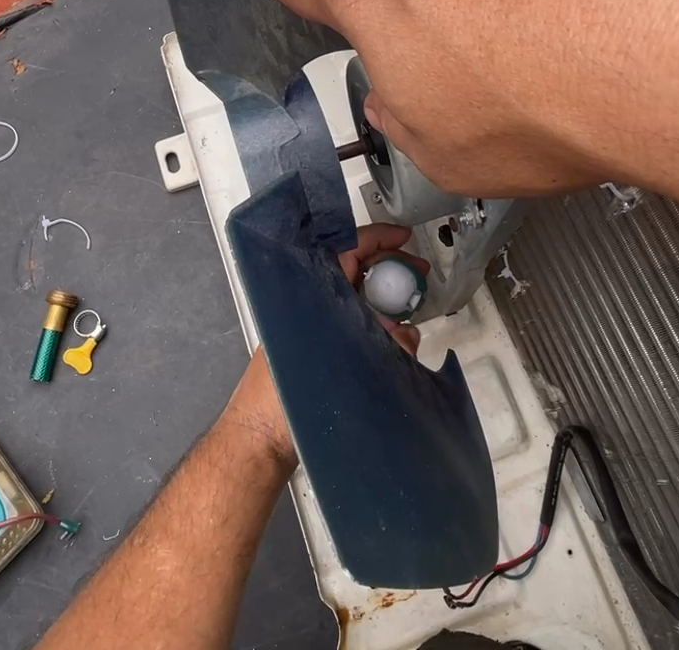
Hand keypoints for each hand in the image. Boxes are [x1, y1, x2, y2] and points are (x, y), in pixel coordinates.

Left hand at [219, 225, 429, 465]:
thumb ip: (379, 348)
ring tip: (413, 316)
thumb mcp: (335, 365)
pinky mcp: (324, 355)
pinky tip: (399, 346)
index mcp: (306, 295)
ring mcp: (319, 331)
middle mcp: (313, 308)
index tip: (404, 236)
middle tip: (420, 275)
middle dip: (390, 270)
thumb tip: (407, 334)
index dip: (375, 238)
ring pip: (360, 304)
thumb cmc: (280, 400)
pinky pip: (358, 332)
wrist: (258, 442)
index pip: (344, 251)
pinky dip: (379, 332)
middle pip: (357, 274)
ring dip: (388, 305)